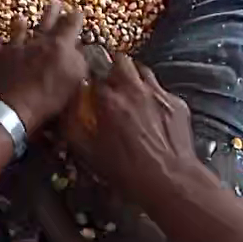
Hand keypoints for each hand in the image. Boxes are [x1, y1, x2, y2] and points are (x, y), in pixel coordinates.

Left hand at [0, 0, 87, 129]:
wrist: (19, 105)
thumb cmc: (52, 96)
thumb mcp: (76, 80)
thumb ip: (80, 61)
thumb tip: (80, 49)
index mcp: (62, 45)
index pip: (72, 25)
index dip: (77, 17)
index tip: (79, 11)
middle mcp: (42, 40)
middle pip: (50, 21)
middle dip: (55, 12)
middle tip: (57, 2)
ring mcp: (22, 46)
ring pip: (28, 26)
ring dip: (30, 20)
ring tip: (29, 13)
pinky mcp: (7, 55)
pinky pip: (11, 39)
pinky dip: (13, 32)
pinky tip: (14, 25)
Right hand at [64, 53, 207, 205]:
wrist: (170, 181)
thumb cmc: (129, 171)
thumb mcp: (89, 153)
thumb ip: (72, 127)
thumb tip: (65, 112)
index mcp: (109, 100)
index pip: (94, 74)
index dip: (90, 80)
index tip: (88, 87)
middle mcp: (133, 90)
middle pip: (120, 60)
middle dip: (113, 67)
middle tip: (111, 82)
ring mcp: (158, 94)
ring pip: (143, 70)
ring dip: (135, 78)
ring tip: (131, 94)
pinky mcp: (177, 103)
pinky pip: (162, 90)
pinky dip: (154, 96)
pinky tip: (152, 112)